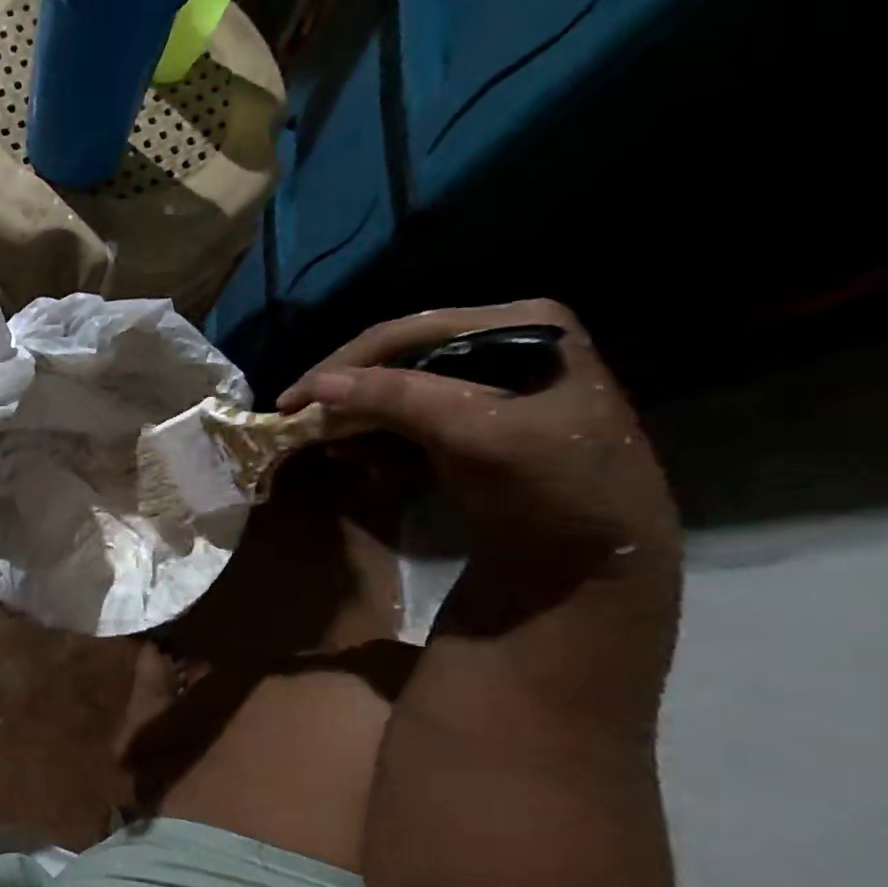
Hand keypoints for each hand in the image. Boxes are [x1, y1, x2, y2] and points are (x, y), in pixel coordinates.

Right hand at [279, 300, 678, 563]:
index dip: (343, 364)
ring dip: (361, 420)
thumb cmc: (550, 487)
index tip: (292, 399)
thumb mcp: (476, 434)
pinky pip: (412, 419)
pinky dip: (382, 440)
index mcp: (521, 322)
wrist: (595, 564)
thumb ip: (397, 399)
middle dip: (350, 395)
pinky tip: (366, 464)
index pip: (407, 331)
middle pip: (399, 359)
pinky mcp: (478, 421)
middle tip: (300, 422)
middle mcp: (505, 340)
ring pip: (399, 390)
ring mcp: (491, 383)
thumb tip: (316, 385)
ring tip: (331, 449)